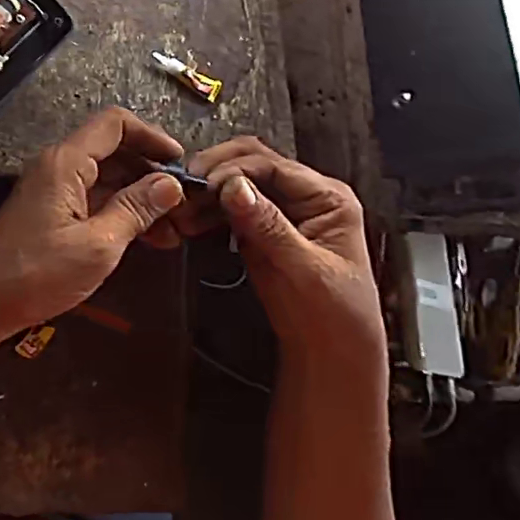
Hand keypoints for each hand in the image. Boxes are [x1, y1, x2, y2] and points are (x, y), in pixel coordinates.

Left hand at [0, 108, 186, 369]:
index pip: (115, 124)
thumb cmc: (36, 276)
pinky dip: (122, 211)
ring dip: (140, 196)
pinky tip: (148, 237)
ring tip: (172, 227)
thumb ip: (135, 209)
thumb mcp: (97, 246)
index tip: (181, 162)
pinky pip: (95, 198)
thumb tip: (171, 185)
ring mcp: (54, 189)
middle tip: (183, 202)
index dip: (152, 136)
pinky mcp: (53, 211)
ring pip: (108, 177)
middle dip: (152, 172)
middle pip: (115, 150)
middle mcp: (58, 167)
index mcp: (65, 163)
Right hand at [187, 138, 385, 374]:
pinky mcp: (258, 230)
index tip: (206, 186)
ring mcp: (279, 212)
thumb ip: (269, 227)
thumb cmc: (337, 316)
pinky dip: (207, 211)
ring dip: (207, 193)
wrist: (332, 356)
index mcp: (326, 197)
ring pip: (235, 184)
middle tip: (187, 189)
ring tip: (183, 210)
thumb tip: (234, 188)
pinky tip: (190, 221)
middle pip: (252, 163)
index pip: (273, 165)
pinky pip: (228, 209)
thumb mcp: (306, 270)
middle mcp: (303, 196)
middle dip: (217, 172)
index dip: (235, 170)